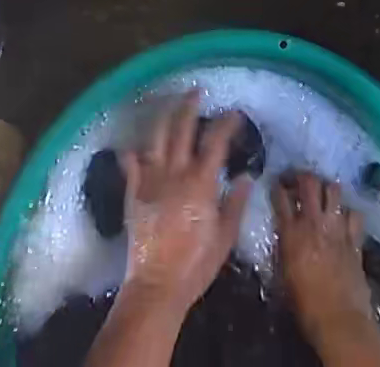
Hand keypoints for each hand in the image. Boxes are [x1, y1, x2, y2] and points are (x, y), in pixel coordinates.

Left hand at [118, 91, 249, 315]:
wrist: (157, 286)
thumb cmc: (196, 263)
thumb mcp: (225, 235)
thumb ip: (237, 202)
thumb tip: (247, 176)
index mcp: (201, 182)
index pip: (215, 141)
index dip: (226, 123)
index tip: (234, 114)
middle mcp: (175, 173)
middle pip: (182, 129)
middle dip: (190, 106)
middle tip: (197, 91)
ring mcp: (151, 181)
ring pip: (156, 139)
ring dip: (165, 119)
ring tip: (171, 107)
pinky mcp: (134, 194)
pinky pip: (131, 165)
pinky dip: (134, 152)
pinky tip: (137, 145)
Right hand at [276, 171, 379, 358]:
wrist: (338, 319)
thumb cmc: (305, 305)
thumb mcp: (283, 275)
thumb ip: (283, 248)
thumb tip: (284, 234)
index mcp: (292, 233)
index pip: (281, 198)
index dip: (278, 186)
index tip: (278, 184)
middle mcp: (314, 223)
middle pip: (309, 183)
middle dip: (303, 176)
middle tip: (300, 181)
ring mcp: (337, 227)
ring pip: (334, 189)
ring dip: (327, 189)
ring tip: (324, 194)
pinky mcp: (355, 237)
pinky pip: (354, 212)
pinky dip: (348, 212)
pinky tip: (345, 218)